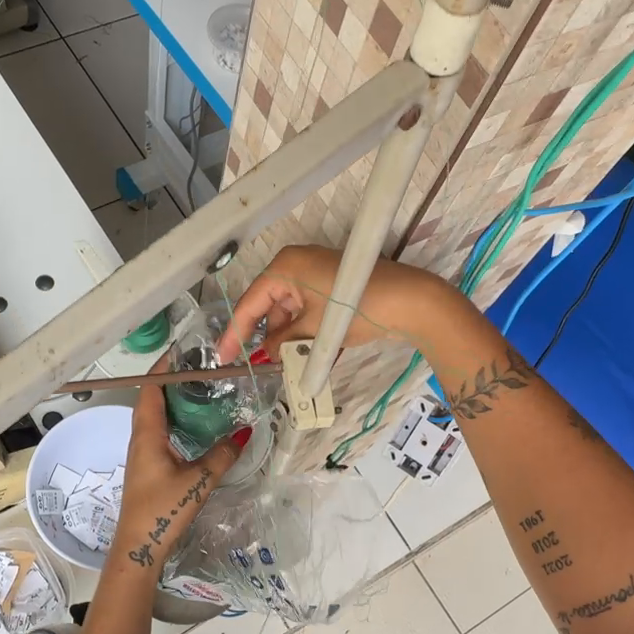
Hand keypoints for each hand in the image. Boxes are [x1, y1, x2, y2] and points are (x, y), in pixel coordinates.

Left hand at [111, 363, 246, 571]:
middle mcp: (140, 439)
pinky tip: (196, 428)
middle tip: (203, 370)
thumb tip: (245, 433)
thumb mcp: (198, 482)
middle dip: (173, 382)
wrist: (138, 548)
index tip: (184, 352)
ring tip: (203, 392)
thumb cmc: (162, 510)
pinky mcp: (148, 468)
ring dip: (175, 403)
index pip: (150, 389)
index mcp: (147, 434)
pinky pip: (160, 434)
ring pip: (156, 418)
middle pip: (152, 399)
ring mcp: (142, 454)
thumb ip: (222, 456)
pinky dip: (176, 423)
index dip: (163, 368)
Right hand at [214, 244, 443, 362]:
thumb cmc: (358, 307)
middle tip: (269, 367)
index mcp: (285, 267)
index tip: (223, 357)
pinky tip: (314, 359)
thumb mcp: (315, 330)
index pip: (250, 304)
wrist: (411, 301)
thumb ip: (285, 343)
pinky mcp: (334, 289)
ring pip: (293, 315)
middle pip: (271, 309)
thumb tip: (270, 355)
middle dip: (271, 339)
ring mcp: (317, 277)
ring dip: (294, 341)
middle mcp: (297, 267)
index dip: (235, 333)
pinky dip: (311, 336)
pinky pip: (311, 315)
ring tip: (297, 365)